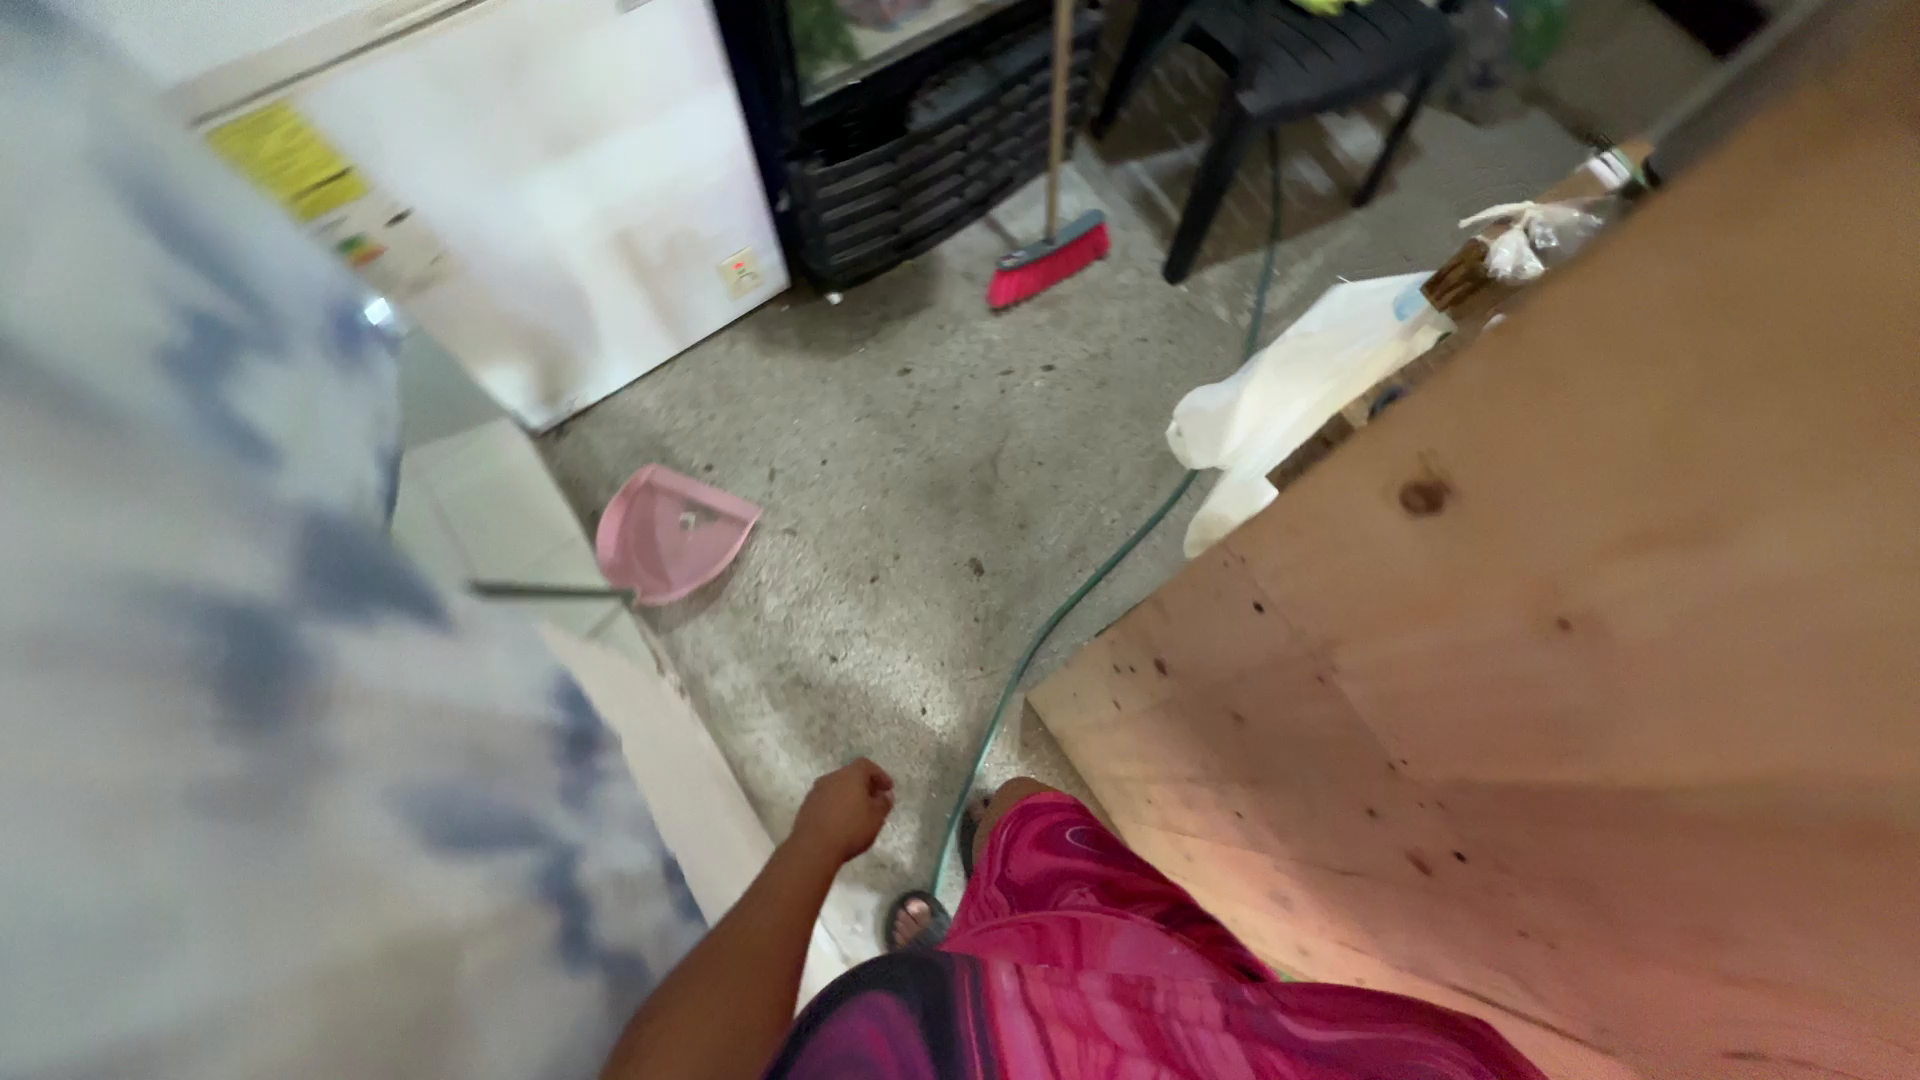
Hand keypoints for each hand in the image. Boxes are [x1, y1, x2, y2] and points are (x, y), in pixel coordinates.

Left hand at [789, 758, 894, 864]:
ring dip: (849, 797)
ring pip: (837, 788)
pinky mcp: (806, 807)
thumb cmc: (850, 828)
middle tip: (874, 800)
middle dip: (864, 786)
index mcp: (850, 775)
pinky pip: (826, 801)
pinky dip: (836, 806)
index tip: (888, 789)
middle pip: (851, 775)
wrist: (813, 848)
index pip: (866, 765)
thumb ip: (883, 803)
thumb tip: (885, 795)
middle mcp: (831, 777)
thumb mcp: (876, 817)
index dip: (880, 775)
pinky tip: (841, 822)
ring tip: (858, 813)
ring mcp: (816, 792)